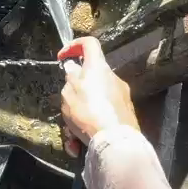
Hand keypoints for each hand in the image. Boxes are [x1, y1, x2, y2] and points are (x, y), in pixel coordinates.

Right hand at [59, 37, 137, 155]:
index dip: (73, 46)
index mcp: (98, 68)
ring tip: (71, 136)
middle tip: (65, 107)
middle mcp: (112, 78)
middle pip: (90, 78)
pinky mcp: (125, 114)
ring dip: (80, 115)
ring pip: (94, 100)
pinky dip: (90, 126)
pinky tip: (79, 144)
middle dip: (74, 93)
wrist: (117, 141)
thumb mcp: (68, 94)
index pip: (89, 43)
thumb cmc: (88, 112)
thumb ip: (70, 79)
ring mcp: (121, 97)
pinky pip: (102, 115)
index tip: (62, 58)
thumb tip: (74, 69)